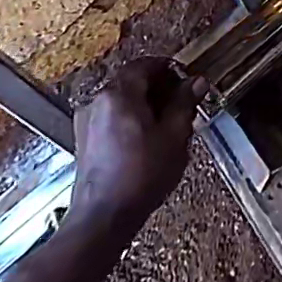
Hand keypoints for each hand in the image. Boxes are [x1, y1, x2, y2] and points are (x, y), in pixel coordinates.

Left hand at [66, 59, 205, 242]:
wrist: (103, 217)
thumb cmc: (142, 173)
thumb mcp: (175, 134)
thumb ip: (185, 103)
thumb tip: (197, 81)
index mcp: (119, 94)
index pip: (145, 64)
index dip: (169, 68)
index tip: (186, 79)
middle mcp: (98, 102)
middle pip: (131, 81)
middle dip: (159, 86)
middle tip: (183, 100)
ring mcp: (87, 121)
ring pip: (122, 99)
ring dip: (145, 103)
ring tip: (168, 121)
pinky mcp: (85, 141)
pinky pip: (112, 116)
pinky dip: (131, 117)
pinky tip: (148, 138)